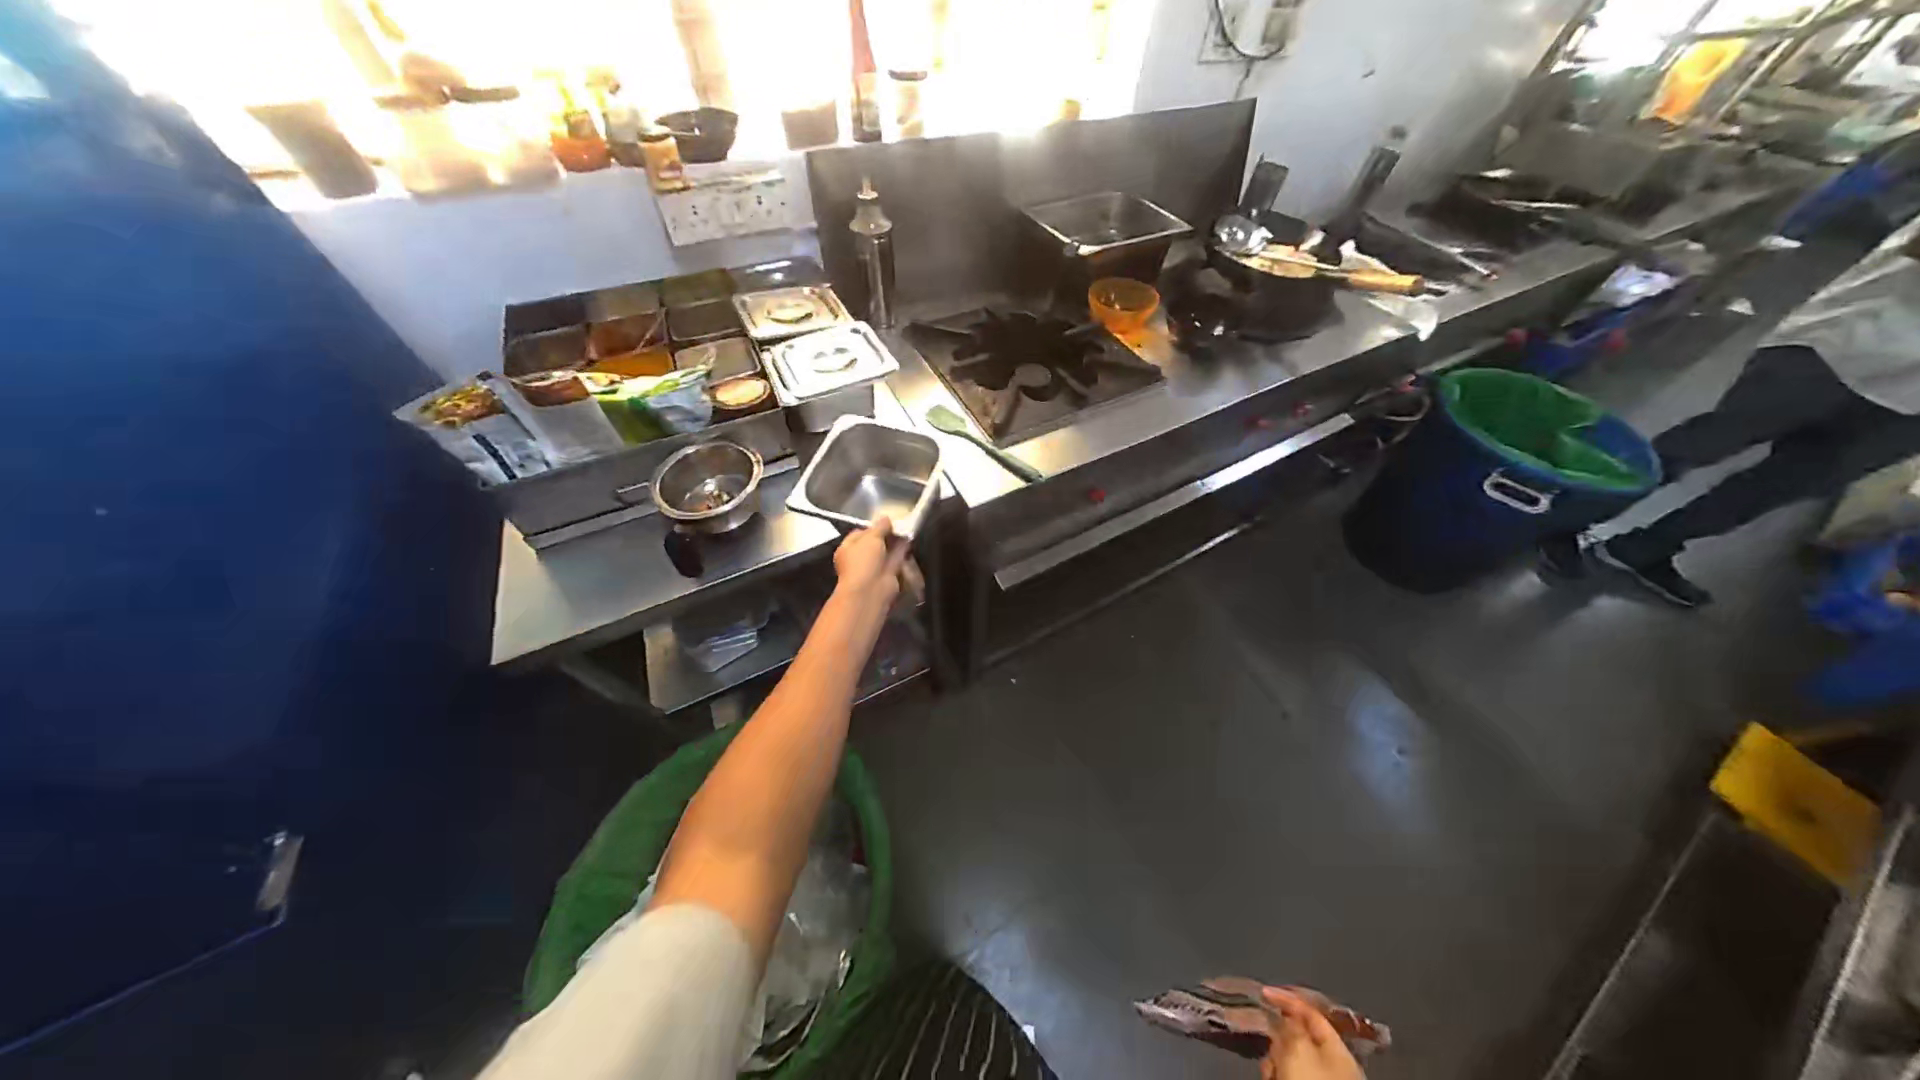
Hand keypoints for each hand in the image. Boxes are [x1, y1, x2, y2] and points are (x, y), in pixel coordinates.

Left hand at [832, 517, 911, 611]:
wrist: (871, 589)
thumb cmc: (864, 561)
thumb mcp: (871, 537)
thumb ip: (880, 526)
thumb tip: (886, 518)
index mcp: (848, 548)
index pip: (860, 533)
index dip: (873, 526)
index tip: (886, 520)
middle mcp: (859, 558)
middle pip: (874, 542)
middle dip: (886, 534)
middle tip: (899, 524)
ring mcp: (873, 568)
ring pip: (886, 552)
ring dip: (895, 543)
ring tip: (907, 530)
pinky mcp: (887, 575)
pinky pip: (895, 560)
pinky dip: (902, 553)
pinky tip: (910, 542)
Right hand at [1259, 988, 1364, 1079]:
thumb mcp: (1298, 1049)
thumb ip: (1290, 1026)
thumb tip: (1283, 1015)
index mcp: (1337, 1049)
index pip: (1311, 1013)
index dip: (1287, 999)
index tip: (1262, 992)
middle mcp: (1332, 1064)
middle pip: (1298, 1036)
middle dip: (1278, 1039)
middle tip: (1270, 1047)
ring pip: (1289, 1057)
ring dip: (1275, 1060)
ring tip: (1271, 1072)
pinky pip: (1287, 1074)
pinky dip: (1276, 1074)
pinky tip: (1271, 1078)